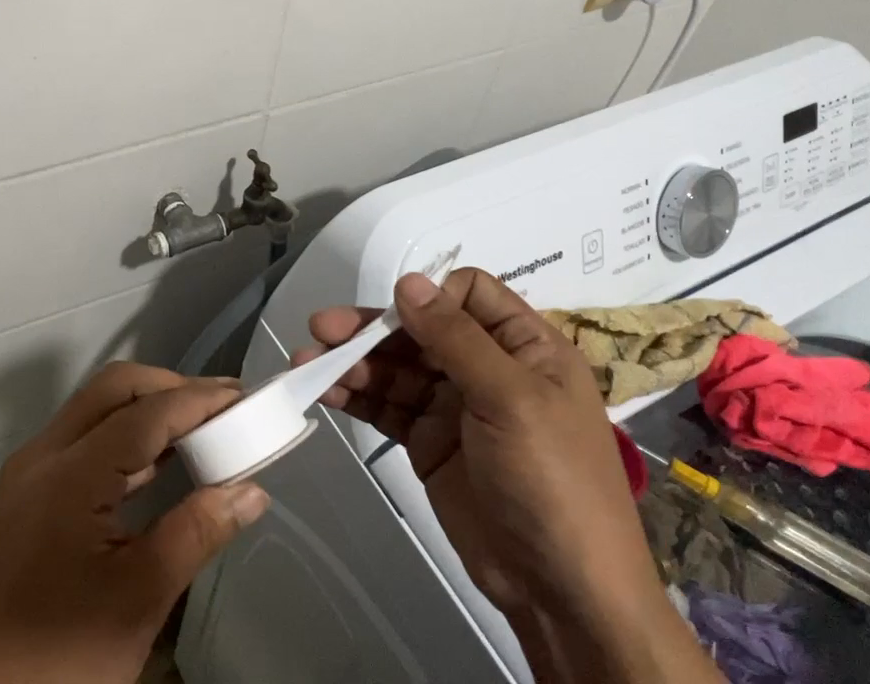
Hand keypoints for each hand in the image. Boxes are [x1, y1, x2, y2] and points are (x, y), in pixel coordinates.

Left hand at [0, 363, 270, 683]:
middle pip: (111, 391)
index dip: (197, 400)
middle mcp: (41, 459)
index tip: (245, 398)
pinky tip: (160, 463)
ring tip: (202, 429)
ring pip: (93, 412)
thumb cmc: (65, 653)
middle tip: (221, 409)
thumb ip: (198, 531)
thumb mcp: (141, 594)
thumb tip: (251, 492)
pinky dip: (123, 438)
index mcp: (67, 477)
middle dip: (169, 389)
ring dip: (146, 410)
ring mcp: (28, 475)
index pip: (143, 414)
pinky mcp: (26, 497)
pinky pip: (80, 443)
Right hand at [295, 269, 718, 682]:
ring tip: (308, 361)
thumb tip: (409, 281)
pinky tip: (325, 391)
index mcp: (526, 347)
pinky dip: (356, 397)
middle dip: (373, 328)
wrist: (561, 588)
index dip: (430, 296)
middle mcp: (488, 368)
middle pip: (421, 330)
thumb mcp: (512, 399)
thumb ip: (456, 339)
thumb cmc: (552, 479)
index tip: (394, 313)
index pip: (470, 295)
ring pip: (397, 369)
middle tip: (322, 328)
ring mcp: (455, 408)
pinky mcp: (429, 444)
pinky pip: (387, 408)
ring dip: (355, 362)